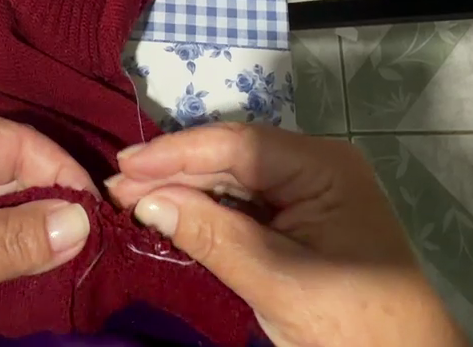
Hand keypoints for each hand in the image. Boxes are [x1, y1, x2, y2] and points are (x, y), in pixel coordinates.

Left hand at [0, 115, 97, 346]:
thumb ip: (13, 241)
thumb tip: (84, 221)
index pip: (20, 142)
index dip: (63, 172)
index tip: (101, 215)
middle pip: (17, 165)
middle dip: (56, 197)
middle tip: (98, 238)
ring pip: (7, 195)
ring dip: (39, 221)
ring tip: (80, 251)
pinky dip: (17, 239)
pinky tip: (44, 260)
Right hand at [106, 123, 466, 346]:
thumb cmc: (355, 330)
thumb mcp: (278, 283)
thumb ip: (211, 235)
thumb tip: (144, 199)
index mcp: (321, 166)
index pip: (235, 144)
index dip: (175, 153)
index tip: (124, 166)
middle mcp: (315, 167)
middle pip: (231, 157)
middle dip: (175, 172)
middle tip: (117, 186)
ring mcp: (309, 195)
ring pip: (234, 180)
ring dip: (186, 191)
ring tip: (132, 198)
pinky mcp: (302, 223)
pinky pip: (245, 206)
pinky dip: (208, 212)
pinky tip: (172, 214)